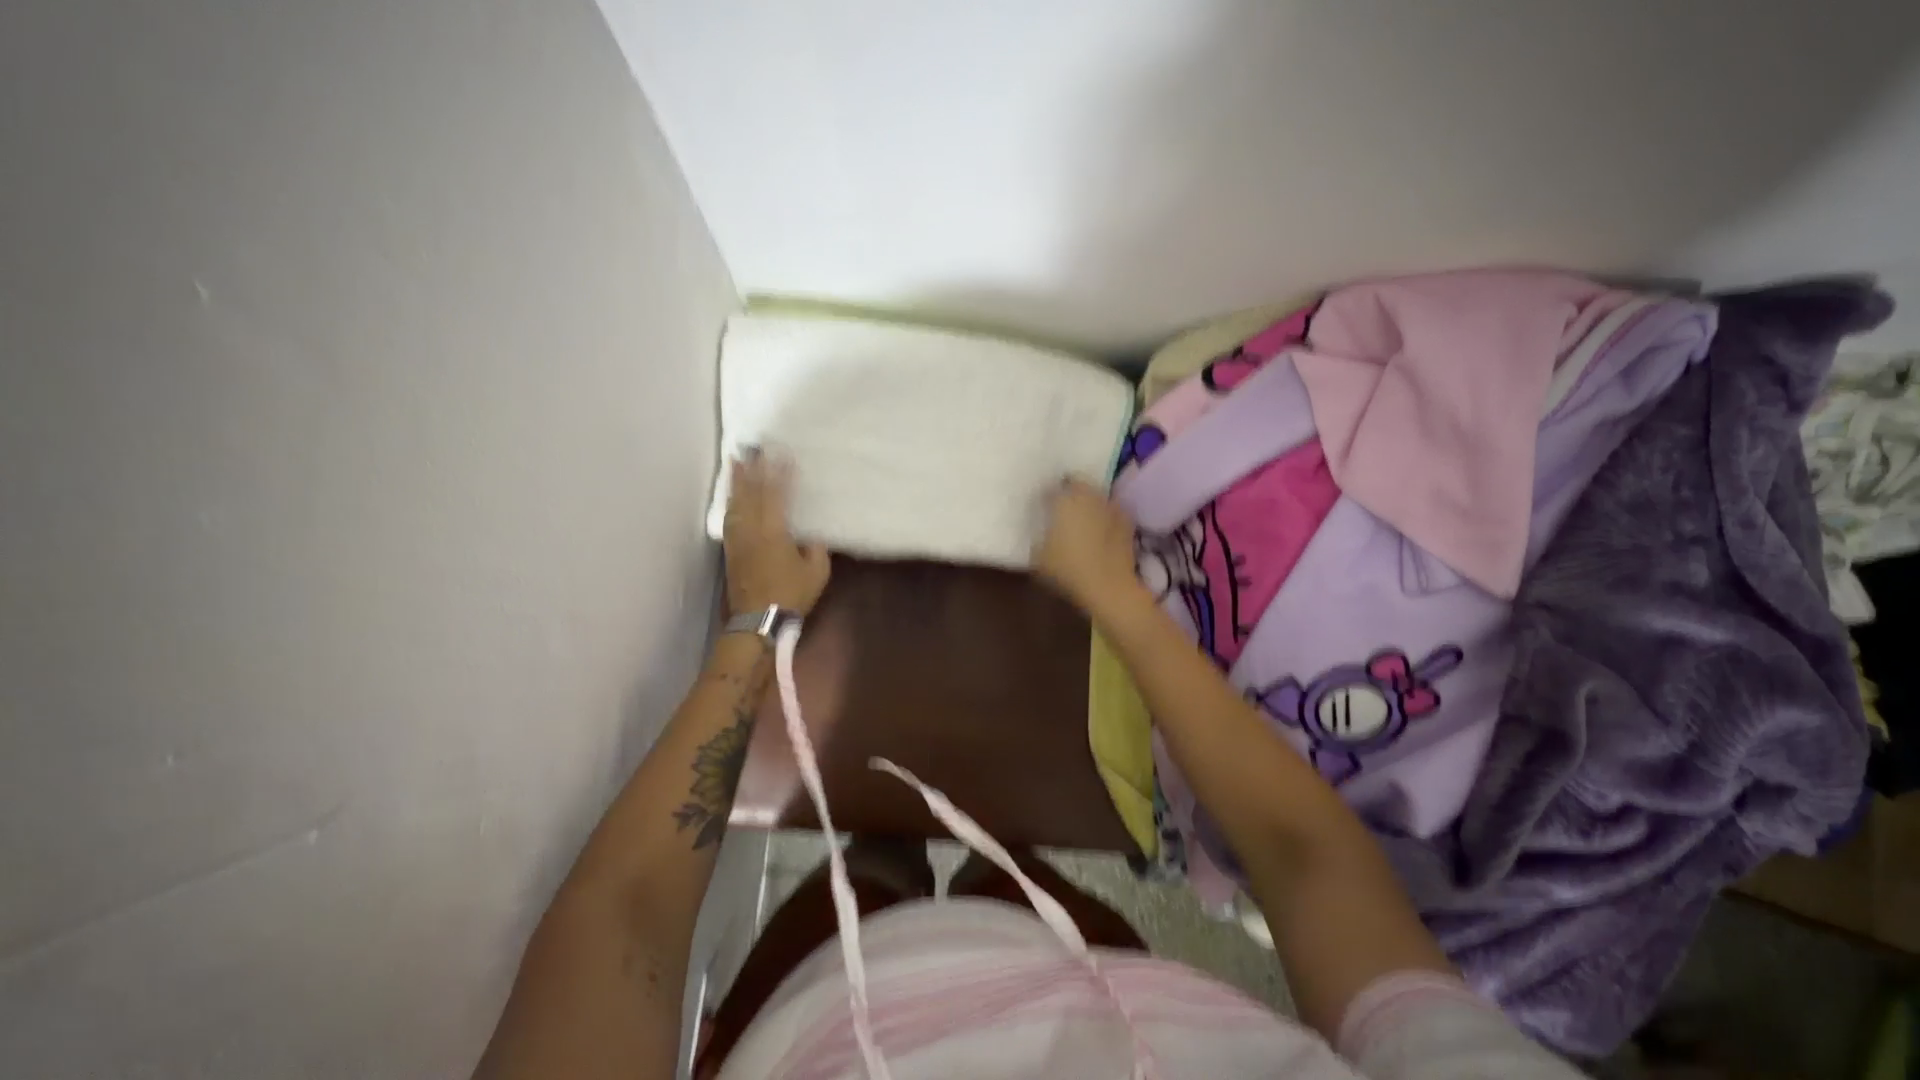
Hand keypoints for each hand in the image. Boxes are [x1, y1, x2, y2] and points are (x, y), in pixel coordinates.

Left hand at [723, 451, 830, 615]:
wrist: (758, 620)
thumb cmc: (791, 594)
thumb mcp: (817, 572)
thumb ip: (815, 548)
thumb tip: (812, 535)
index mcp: (774, 531)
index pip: (776, 494)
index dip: (779, 472)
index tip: (782, 453)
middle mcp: (752, 529)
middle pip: (750, 492)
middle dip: (752, 469)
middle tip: (752, 448)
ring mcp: (738, 539)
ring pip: (736, 503)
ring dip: (736, 481)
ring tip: (736, 461)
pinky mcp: (730, 550)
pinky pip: (729, 517)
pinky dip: (731, 501)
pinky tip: (732, 496)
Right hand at [1032, 479, 1147, 617]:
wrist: (1109, 588)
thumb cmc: (1068, 570)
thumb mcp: (1038, 556)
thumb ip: (1038, 535)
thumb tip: (1041, 528)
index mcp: (1064, 499)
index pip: (1051, 488)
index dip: (1046, 497)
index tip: (1041, 508)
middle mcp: (1088, 495)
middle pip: (1077, 486)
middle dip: (1069, 494)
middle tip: (1061, 511)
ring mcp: (1111, 506)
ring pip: (1095, 497)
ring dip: (1088, 505)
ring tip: (1081, 522)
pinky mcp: (1127, 521)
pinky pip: (1110, 512)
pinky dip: (1104, 518)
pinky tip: (1099, 533)